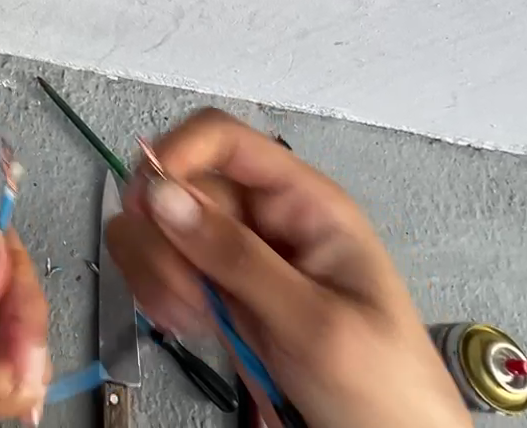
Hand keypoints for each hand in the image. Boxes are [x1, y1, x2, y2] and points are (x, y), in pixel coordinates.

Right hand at [105, 110, 468, 427]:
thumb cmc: (378, 388)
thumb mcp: (317, 325)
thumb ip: (237, 257)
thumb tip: (159, 192)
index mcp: (300, 201)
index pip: (222, 137)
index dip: (178, 152)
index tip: (149, 203)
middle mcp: (258, 213)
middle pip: (176, 183)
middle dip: (166, 237)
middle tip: (187, 295)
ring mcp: (229, 248)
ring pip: (153, 219)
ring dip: (155, 266)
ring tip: (189, 317)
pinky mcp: (207, 283)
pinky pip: (152, 258)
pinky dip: (151, 286)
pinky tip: (183, 323)